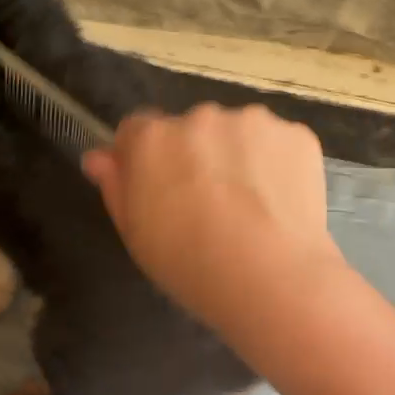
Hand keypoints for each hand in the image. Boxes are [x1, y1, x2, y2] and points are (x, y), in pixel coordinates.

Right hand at [82, 104, 341, 329]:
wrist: (269, 278)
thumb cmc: (187, 265)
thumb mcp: (136, 236)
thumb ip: (115, 188)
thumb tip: (98, 158)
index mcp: (151, 140)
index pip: (135, 130)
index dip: (143, 160)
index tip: (155, 192)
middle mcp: (199, 117)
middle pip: (188, 130)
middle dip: (192, 157)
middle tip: (204, 207)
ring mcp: (252, 121)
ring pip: (235, 134)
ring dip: (234, 158)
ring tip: (246, 208)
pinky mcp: (296, 134)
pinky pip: (275, 144)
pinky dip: (273, 166)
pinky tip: (275, 205)